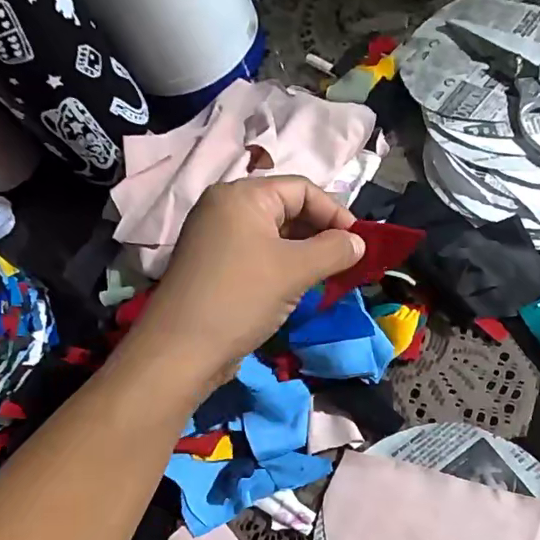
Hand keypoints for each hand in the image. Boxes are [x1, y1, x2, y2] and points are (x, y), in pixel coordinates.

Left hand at [123, 175, 363, 392]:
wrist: (181, 350)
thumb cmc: (240, 298)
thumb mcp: (295, 270)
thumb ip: (334, 250)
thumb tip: (358, 243)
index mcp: (240, 195)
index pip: (301, 189)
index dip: (335, 212)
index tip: (359, 244)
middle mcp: (222, 209)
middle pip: (285, 209)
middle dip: (319, 234)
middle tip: (345, 263)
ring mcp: (212, 239)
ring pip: (270, 237)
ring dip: (301, 254)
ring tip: (325, 278)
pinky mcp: (210, 268)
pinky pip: (254, 257)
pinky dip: (278, 268)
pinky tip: (294, 290)